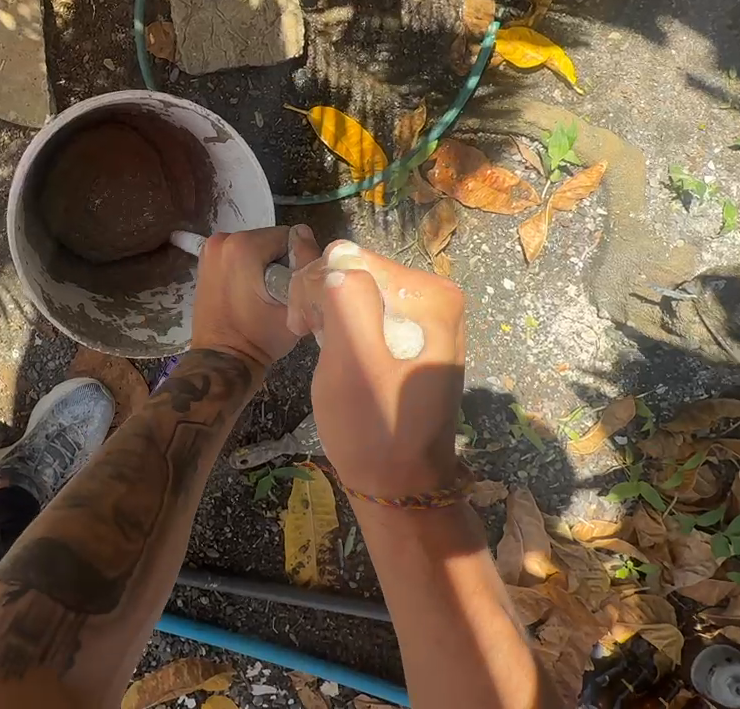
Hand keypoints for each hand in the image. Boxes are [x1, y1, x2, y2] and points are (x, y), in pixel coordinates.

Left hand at [190, 225, 321, 369]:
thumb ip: (305, 266)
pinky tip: (249, 292)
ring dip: (264, 265)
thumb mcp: (293, 304)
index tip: (291, 287)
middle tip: (278, 294)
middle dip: (280, 262)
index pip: (288, 237)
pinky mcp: (206, 260)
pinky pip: (238, 255)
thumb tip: (306, 235)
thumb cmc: (259, 337)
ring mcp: (210, 249)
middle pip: (269, 240)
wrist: (222, 359)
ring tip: (264, 295)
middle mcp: (222, 240)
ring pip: (256, 247)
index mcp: (242, 246)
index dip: (297, 261)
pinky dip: (248, 267)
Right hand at [287, 240, 465, 496]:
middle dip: (320, 295)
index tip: (304, 329)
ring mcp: (427, 313)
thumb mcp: (351, 359)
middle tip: (311, 337)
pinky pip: (363, 303)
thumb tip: (336, 263)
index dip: (313, 287)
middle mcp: (435, 294)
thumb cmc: (370, 424)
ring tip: (325, 346)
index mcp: (429, 294)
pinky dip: (341, 319)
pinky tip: (338, 346)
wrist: (398, 481)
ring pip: (352, 282)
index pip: (348, 258)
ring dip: (327, 309)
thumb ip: (344, 296)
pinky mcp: (415, 330)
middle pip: (352, 265)